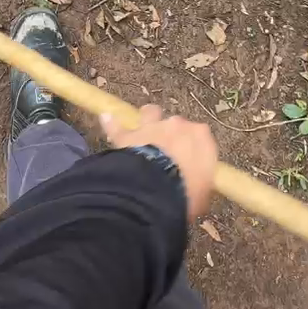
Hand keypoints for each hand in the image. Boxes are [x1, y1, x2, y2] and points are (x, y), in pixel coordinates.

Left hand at [101, 105, 216, 220]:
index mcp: (201, 137)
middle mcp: (178, 125)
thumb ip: (198, 183)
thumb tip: (192, 190)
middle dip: (173, 136)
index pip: (201, 137)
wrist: (157, 190)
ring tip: (144, 130)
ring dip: (148, 119)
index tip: (190, 163)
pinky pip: (117, 126)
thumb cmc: (187, 194)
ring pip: (150, 113)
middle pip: (176, 125)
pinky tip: (106, 118)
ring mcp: (152, 126)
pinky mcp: (128, 135)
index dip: (194, 150)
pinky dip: (111, 123)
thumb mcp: (201, 195)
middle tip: (168, 156)